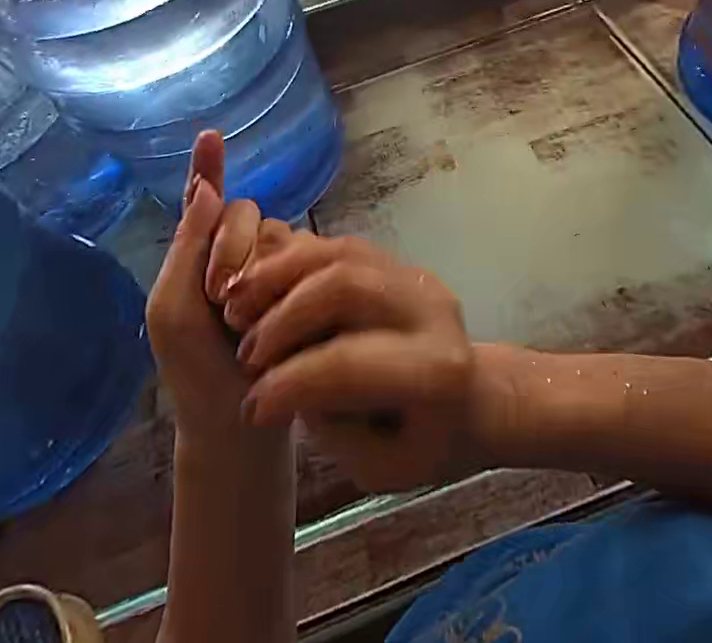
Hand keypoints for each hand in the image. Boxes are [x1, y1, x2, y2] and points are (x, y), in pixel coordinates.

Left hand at [145, 130, 293, 441]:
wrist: (245, 424)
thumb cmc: (196, 372)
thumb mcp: (173, 311)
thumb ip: (186, 248)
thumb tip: (204, 187)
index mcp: (196, 258)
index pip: (205, 204)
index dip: (208, 168)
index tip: (210, 135)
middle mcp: (234, 255)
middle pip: (246, 215)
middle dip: (235, 247)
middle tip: (227, 299)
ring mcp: (270, 270)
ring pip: (278, 233)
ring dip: (264, 261)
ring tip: (253, 312)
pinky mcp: (301, 285)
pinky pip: (303, 253)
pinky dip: (293, 264)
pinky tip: (295, 286)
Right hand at [229, 234, 490, 490]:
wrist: (472, 397)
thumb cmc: (427, 443)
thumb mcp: (380, 466)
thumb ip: (330, 424)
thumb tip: (281, 378)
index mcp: (436, 370)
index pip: (349, 364)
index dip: (288, 384)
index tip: (252, 408)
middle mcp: (431, 310)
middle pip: (346, 285)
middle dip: (283, 318)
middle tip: (246, 354)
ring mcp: (416, 278)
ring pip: (341, 253)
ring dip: (280, 274)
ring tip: (239, 307)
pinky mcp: (400, 263)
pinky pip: (341, 245)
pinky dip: (295, 259)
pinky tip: (262, 284)